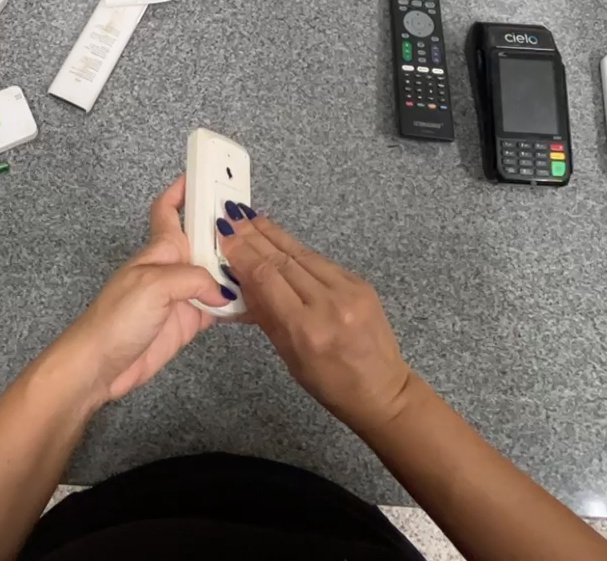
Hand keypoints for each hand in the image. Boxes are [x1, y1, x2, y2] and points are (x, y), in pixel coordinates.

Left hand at [46, 176, 234, 406]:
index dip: (183, 188)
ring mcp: (182, 294)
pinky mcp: (188, 320)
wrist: (101, 366)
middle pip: (204, 239)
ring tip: (263, 262)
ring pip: (217, 273)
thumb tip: (222, 289)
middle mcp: (173, 267)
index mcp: (161, 249)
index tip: (204, 172)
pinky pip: (220, 307)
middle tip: (254, 221)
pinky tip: (256, 302)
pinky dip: (238, 304)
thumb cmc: (114, 319)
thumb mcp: (154, 286)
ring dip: (237, 268)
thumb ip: (193, 278)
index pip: (170, 209)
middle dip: (226, 229)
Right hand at [216, 206, 416, 432]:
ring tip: (250, 218)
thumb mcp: (287, 354)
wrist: (382, 389)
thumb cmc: (328, 382)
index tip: (224, 236)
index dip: (243, 254)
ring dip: (273, 234)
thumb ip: (264, 313)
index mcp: (306, 329)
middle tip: (231, 217)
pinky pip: (320, 261)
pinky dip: (295, 248)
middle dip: (253, 237)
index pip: (266, 278)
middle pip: (282, 261)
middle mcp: (328, 304)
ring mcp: (348, 290)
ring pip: (301, 254)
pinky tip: (279, 237)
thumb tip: (240, 277)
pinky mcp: (360, 282)